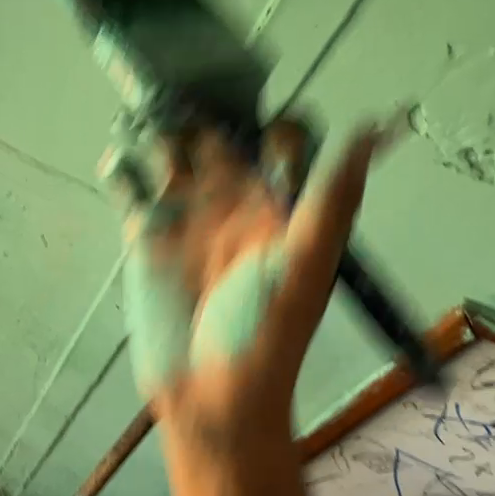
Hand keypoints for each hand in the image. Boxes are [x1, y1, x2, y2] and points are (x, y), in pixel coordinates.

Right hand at [122, 119, 393, 430]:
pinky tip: (121, 167)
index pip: (282, 141)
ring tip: (146, 132)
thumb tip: (374, 129)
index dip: (271, 121)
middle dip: (198, 112)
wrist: (210, 393)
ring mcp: (185, 214)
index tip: (251, 119)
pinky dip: (120, 167)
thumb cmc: (266, 330)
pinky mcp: (143, 231)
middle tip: (179, 101)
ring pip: (167, 151)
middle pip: (216, 135)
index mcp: (279, 204)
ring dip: (154, 134)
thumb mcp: (305, 262)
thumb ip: (330, 197)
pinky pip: (128, 186)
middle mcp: (232, 200)